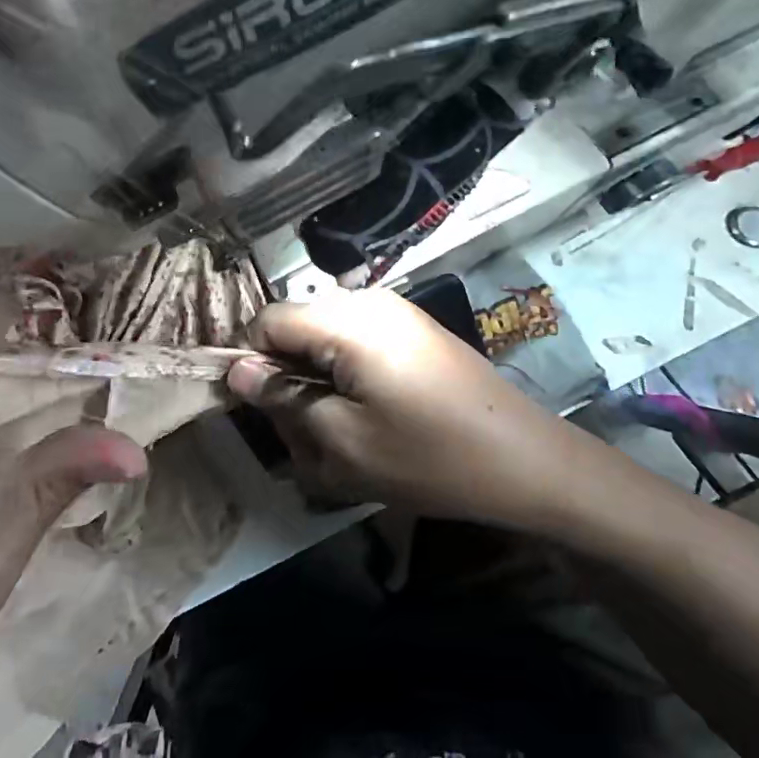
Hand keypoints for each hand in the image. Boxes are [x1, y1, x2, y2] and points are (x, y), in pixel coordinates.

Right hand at [226, 289, 600, 532]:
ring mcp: (397, 312)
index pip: (267, 321)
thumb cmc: (428, 456)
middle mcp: (369, 301)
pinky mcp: (414, 331)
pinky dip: (348, 378)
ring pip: (326, 339)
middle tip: (306, 438)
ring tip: (341, 435)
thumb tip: (235, 370)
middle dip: (288, 378)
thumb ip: (283, 399)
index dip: (252, 364)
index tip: (264, 413)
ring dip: (319, 384)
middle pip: (297, 327)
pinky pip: (358, 344)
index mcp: (347, 319)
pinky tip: (371, 419)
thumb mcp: (343, 441)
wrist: (523, 458)